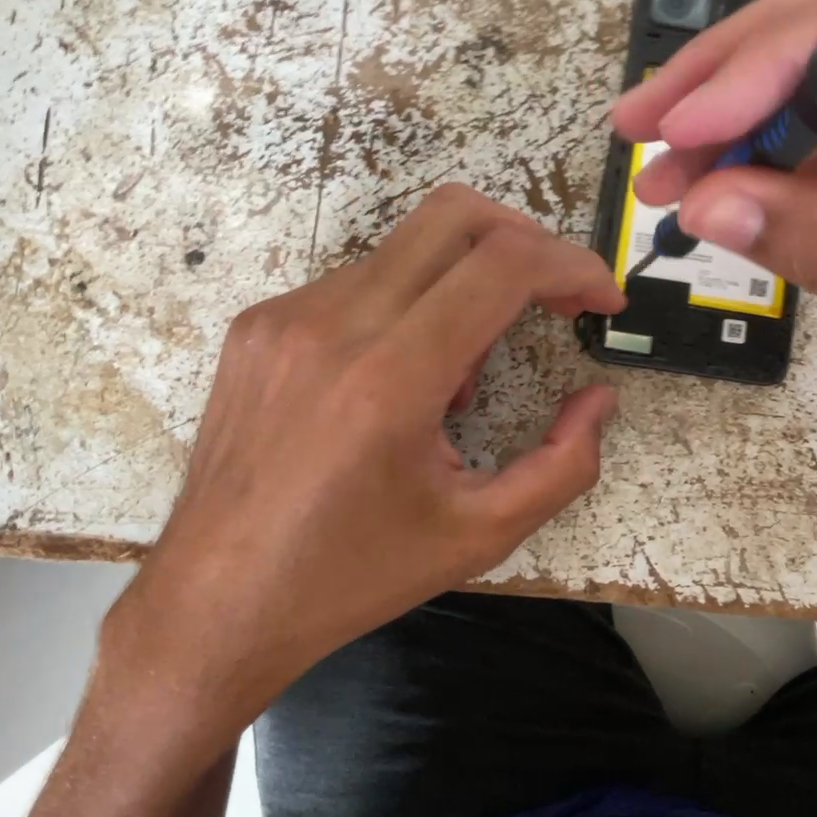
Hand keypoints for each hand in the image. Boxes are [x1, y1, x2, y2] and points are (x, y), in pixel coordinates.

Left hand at [106, 184, 625, 731]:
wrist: (214, 603)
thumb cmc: (353, 575)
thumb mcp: (481, 535)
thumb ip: (564, 465)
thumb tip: (598, 397)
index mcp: (391, 379)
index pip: (503, 265)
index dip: (573, 266)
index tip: (603, 300)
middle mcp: (333, 324)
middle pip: (456, 214)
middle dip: (528, 240)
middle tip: (555, 299)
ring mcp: (287, 315)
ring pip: (409, 248)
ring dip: (466, 285)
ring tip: (462, 375)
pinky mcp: (259, 324)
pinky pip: (360, 280)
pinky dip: (410, 306)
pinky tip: (400, 380)